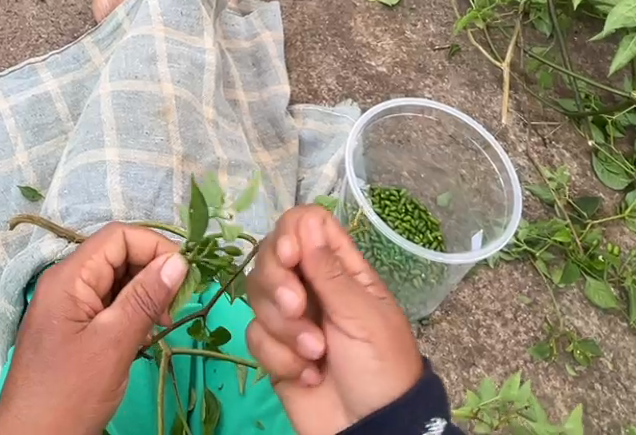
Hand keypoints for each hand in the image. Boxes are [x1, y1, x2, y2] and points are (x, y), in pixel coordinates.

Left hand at [0, 223, 188, 434]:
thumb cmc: (68, 395)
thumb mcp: (113, 344)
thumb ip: (145, 298)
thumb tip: (179, 260)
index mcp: (69, 276)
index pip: (118, 237)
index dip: (155, 246)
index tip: (185, 273)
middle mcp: (67, 282)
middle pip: (118, 255)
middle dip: (152, 272)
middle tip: (176, 305)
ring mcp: (68, 306)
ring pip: (116, 281)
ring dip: (144, 295)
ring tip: (163, 324)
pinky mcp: (73, 329)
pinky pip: (109, 305)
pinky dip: (131, 314)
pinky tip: (144, 337)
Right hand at [245, 205, 423, 434]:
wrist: (371, 432)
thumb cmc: (381, 367)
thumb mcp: (364, 316)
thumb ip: (330, 271)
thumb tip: (306, 222)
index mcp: (339, 267)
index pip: (305, 224)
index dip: (290, 233)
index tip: (289, 255)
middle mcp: (310, 283)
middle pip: (270, 254)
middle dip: (278, 282)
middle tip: (297, 308)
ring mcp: (290, 315)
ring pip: (257, 293)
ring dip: (283, 327)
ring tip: (315, 353)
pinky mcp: (274, 349)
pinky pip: (254, 334)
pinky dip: (278, 356)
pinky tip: (307, 375)